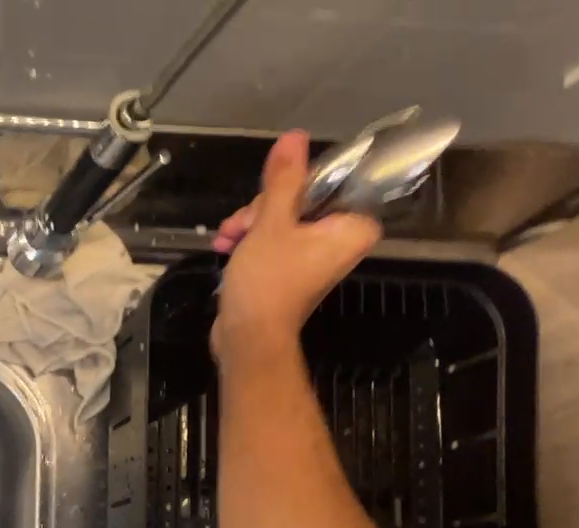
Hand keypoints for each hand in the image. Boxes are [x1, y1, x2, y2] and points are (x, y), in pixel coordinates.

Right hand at [210, 130, 381, 366]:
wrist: (248, 339)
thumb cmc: (266, 283)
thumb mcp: (271, 224)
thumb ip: (283, 180)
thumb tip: (293, 138)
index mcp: (352, 225)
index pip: (326, 183)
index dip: (288, 188)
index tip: (260, 205)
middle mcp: (341, 239)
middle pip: (300, 202)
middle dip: (260, 212)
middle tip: (238, 228)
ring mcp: (316, 257)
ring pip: (281, 221)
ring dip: (248, 226)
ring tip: (226, 241)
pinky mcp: (292, 271)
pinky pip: (275, 242)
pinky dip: (251, 243)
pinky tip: (228, 248)